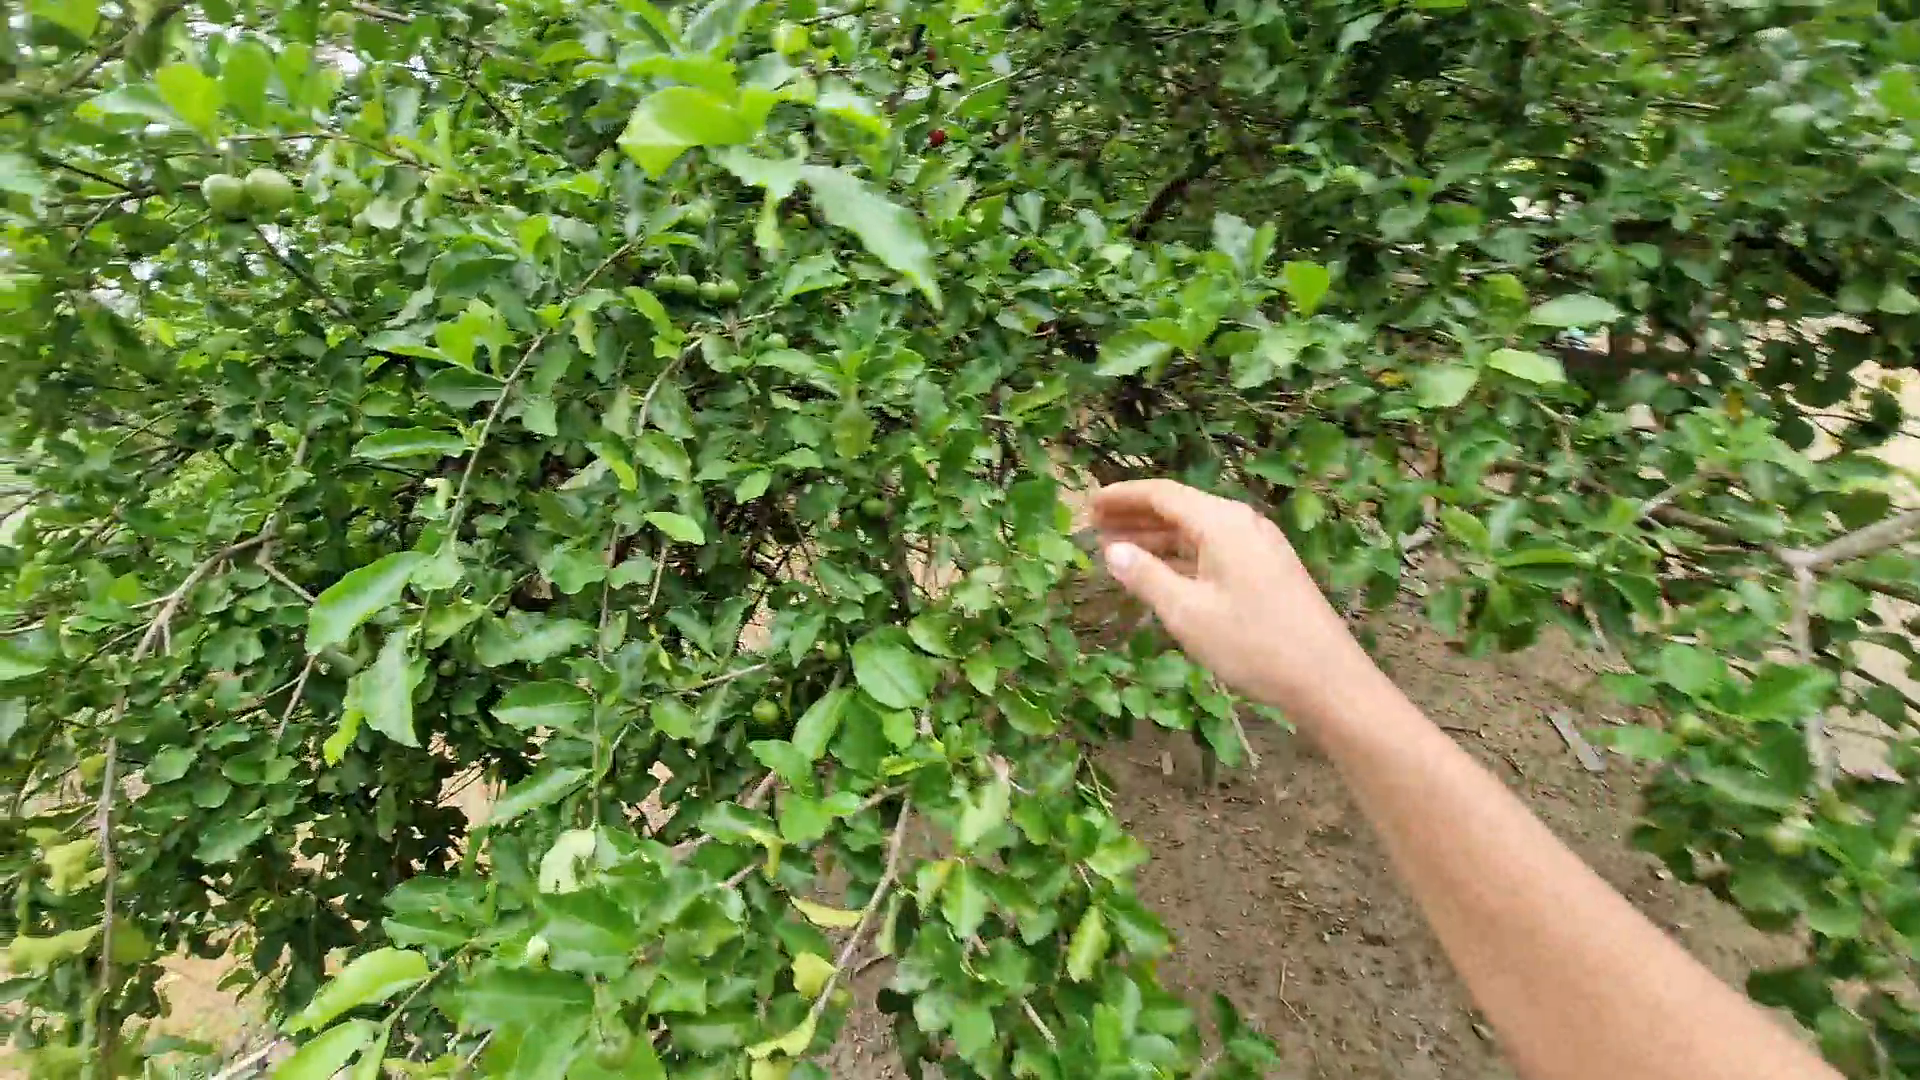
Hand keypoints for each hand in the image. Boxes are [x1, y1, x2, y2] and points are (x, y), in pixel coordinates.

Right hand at [1091, 479, 1377, 725]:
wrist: (1326, 679)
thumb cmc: (1252, 644)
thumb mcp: (1187, 612)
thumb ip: (1145, 576)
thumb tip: (1112, 550)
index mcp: (1222, 523)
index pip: (1162, 494)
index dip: (1122, 497)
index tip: (1089, 505)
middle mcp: (1240, 524)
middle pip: (1178, 508)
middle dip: (1134, 516)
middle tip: (1093, 526)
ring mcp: (1256, 546)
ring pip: (1194, 531)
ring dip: (1154, 537)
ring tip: (1115, 549)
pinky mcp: (1264, 569)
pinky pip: (1210, 549)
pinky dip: (1178, 556)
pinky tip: (1157, 571)